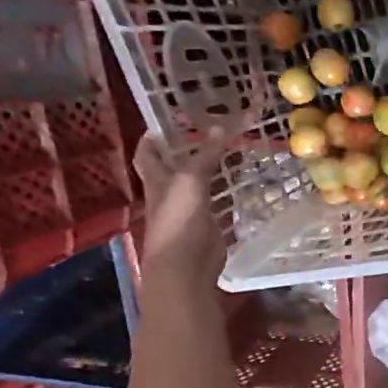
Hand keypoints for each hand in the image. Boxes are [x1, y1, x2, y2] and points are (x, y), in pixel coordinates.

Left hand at [132, 127, 227, 285]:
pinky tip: (241, 183)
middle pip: (174, 167)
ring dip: (211, 170)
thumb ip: (205, 155)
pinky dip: (226, 192)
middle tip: (209, 132)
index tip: (167, 121)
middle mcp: (169, 193)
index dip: (152, 138)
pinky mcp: (208, 224)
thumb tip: (218, 126)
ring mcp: (189, 210)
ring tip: (231, 151)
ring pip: (198, 183)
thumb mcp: (190, 181)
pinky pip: (217, 202)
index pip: (147, 154)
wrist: (186, 265)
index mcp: (156, 181)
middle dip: (186, 151)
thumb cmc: (178, 219)